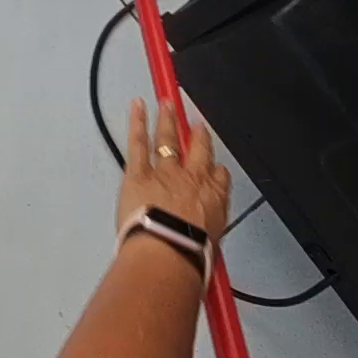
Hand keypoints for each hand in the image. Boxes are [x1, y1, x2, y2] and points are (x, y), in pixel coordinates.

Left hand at [116, 99, 229, 238]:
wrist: (166, 250)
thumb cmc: (189, 254)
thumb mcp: (210, 246)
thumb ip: (206, 234)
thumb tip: (201, 243)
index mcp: (213, 197)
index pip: (220, 176)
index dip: (214, 169)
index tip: (211, 165)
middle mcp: (192, 178)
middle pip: (198, 150)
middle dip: (197, 135)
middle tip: (194, 123)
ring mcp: (164, 171)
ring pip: (168, 139)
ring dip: (168, 119)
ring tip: (166, 103)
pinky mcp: (138, 172)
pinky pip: (138, 142)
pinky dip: (137, 122)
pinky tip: (137, 106)